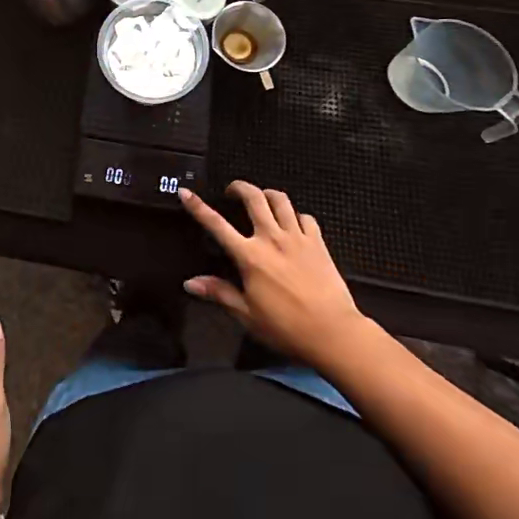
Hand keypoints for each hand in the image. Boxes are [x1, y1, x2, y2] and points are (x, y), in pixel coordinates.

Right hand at [179, 182, 369, 367]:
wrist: (332, 331)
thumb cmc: (286, 328)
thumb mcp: (246, 315)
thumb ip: (219, 293)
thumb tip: (191, 283)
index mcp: (250, 257)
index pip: (217, 225)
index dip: (198, 207)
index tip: (186, 193)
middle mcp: (272, 239)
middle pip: (254, 198)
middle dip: (239, 187)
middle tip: (232, 190)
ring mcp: (297, 238)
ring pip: (281, 200)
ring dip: (268, 194)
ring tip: (262, 199)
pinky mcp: (318, 242)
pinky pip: (306, 217)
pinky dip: (296, 215)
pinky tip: (294, 223)